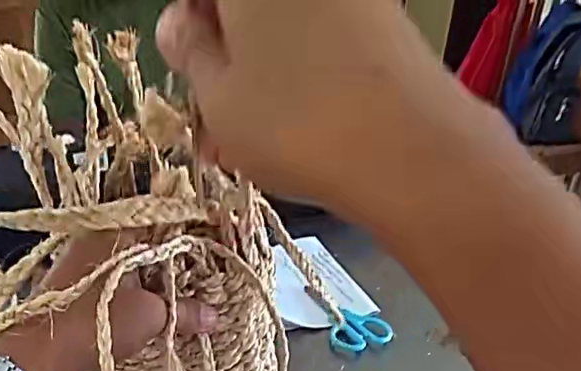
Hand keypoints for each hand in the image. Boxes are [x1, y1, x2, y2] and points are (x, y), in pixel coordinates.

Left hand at [0, 231, 213, 370]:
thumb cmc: (95, 324)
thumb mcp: (149, 317)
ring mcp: (85, 259)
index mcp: (119, 229)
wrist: (40, 354)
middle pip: (150, 239)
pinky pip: (117, 278)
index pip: (165, 216)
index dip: (192, 232)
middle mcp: (100, 235)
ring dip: (156, 279)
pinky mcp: (77, 284)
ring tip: (182, 299)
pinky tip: (151, 309)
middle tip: (203, 282)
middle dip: (177, 261)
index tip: (214, 252)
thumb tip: (215, 317)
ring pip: (133, 261)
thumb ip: (185, 312)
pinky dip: (136, 290)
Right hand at [155, 0, 483, 208]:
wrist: (403, 148)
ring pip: (280, 23)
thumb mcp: (218, 100)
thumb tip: (177, 25)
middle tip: (212, 118)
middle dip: (221, 53)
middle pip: (244, 7)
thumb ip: (190, 54)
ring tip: (247, 139)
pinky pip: (317, 35)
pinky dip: (295, 72)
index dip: (187, 27)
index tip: (185, 68)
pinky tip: (290, 124)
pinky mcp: (379, 14)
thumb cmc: (292, 123)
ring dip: (257, 72)